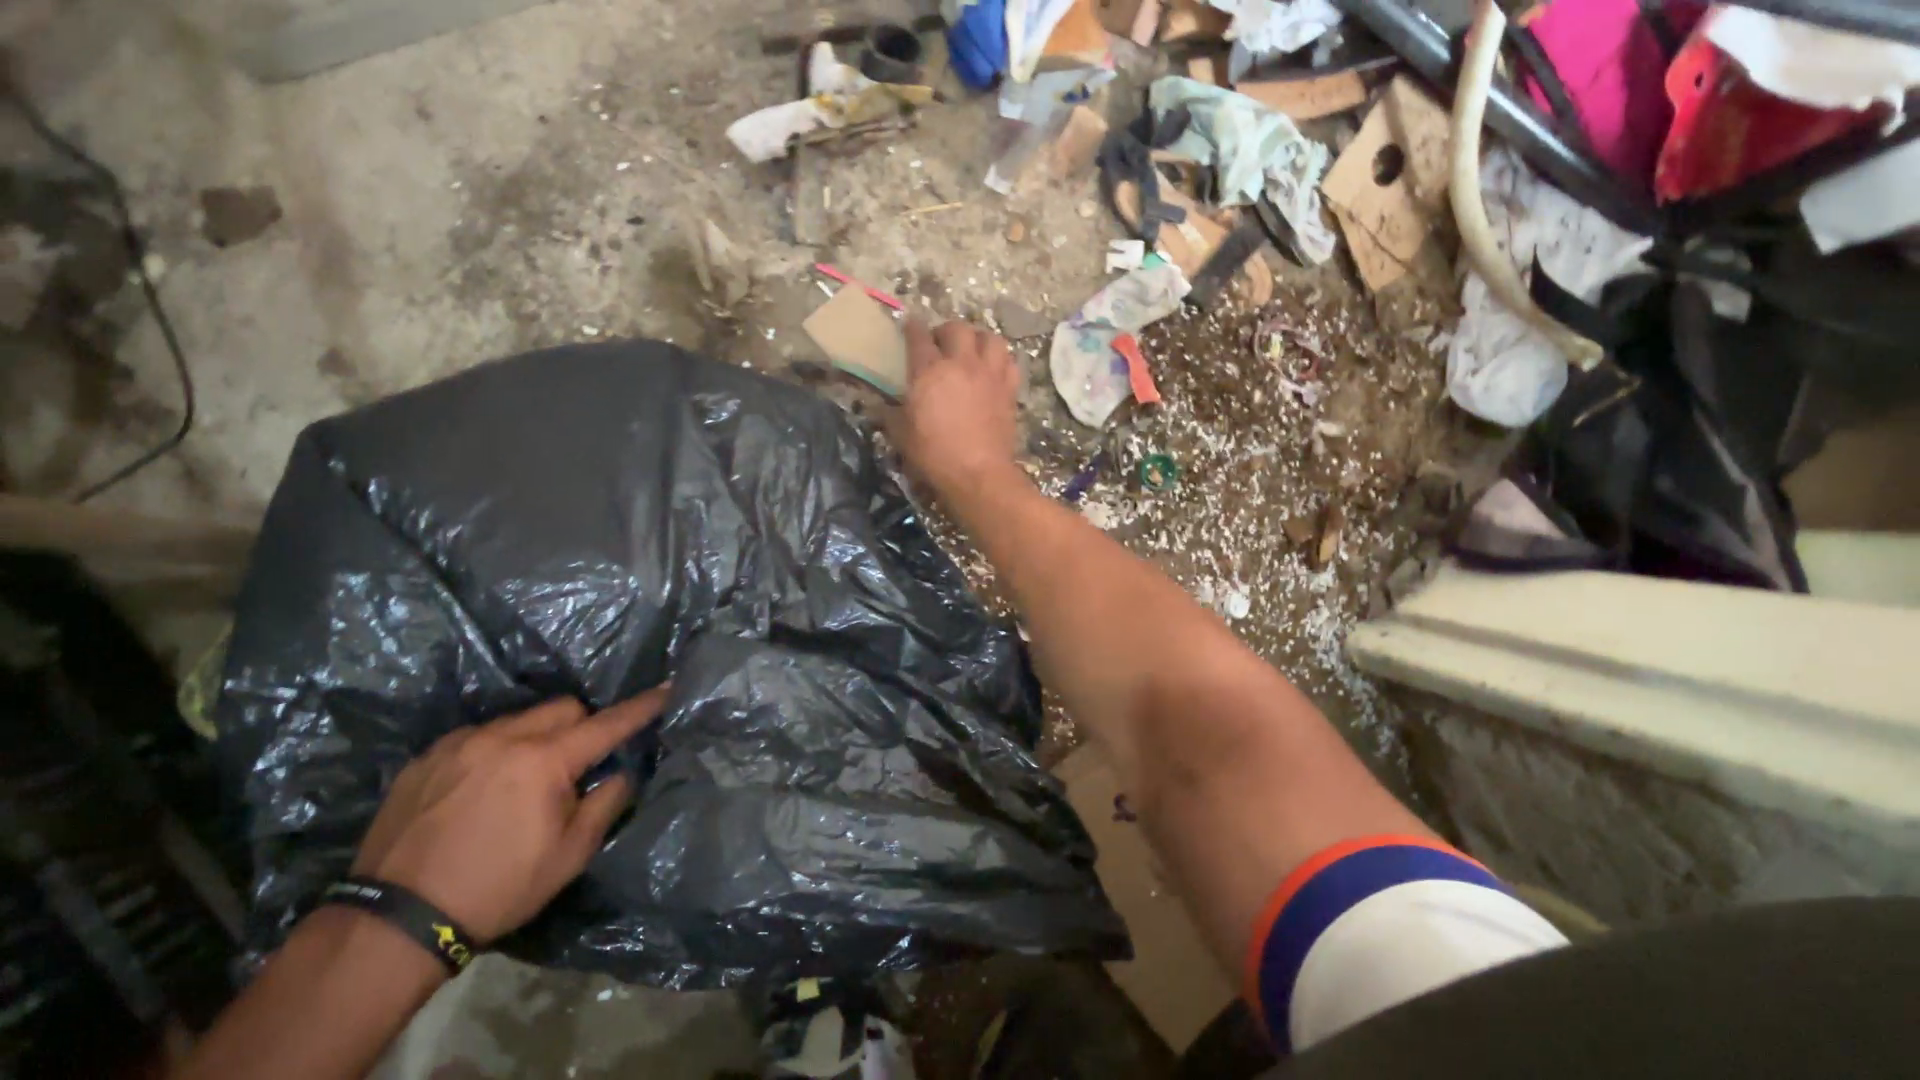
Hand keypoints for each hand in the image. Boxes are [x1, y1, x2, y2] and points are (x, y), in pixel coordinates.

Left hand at [350, 688, 665, 942]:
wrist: (397, 919)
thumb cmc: (498, 888)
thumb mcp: (569, 855)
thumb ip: (605, 804)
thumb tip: (619, 773)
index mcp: (543, 760)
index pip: (607, 724)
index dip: (642, 707)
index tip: (667, 688)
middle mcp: (502, 737)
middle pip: (562, 708)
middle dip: (582, 726)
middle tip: (580, 765)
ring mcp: (458, 744)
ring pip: (516, 721)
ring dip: (534, 740)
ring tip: (523, 784)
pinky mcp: (424, 759)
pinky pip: (476, 738)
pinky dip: (493, 753)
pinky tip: (481, 791)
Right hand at [891, 318, 1023, 499]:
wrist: (978, 473)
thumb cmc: (934, 454)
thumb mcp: (901, 435)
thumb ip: (890, 414)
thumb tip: (880, 405)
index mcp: (929, 371)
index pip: (918, 337)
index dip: (912, 327)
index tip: (909, 325)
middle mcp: (962, 364)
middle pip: (957, 328)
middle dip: (946, 330)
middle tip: (940, 343)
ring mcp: (990, 375)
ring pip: (990, 338)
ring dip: (978, 339)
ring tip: (971, 350)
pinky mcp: (1009, 390)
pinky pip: (1009, 362)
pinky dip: (1000, 360)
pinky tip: (993, 369)